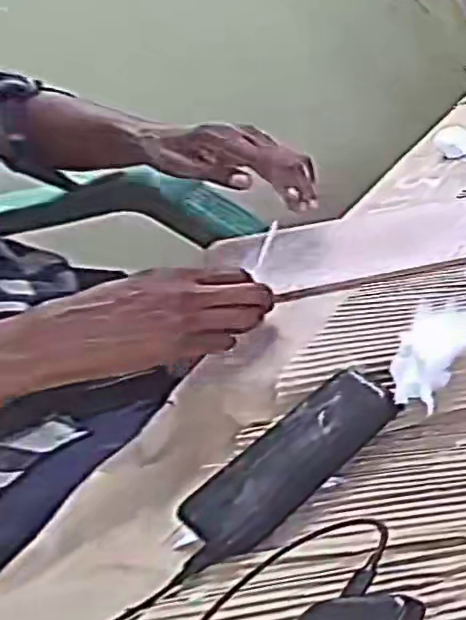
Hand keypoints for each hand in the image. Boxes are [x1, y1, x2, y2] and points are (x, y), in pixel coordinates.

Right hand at [0, 269, 274, 399]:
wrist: (48, 341)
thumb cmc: (80, 316)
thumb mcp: (134, 286)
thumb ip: (175, 286)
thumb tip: (204, 290)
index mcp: (173, 278)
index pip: (236, 274)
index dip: (248, 284)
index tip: (250, 291)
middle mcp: (187, 296)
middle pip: (254, 294)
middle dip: (262, 301)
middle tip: (259, 307)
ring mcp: (188, 321)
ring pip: (248, 318)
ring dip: (248, 323)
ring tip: (238, 325)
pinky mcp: (182, 345)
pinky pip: (224, 342)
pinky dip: (223, 343)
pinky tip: (212, 343)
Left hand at [141, 123, 317, 211]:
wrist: (155, 140)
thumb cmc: (167, 152)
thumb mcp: (181, 166)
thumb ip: (215, 174)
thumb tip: (246, 182)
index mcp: (228, 139)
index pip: (272, 160)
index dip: (288, 182)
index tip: (297, 200)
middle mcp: (246, 135)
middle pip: (288, 159)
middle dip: (303, 184)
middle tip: (308, 204)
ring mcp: (255, 138)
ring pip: (293, 158)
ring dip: (304, 181)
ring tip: (308, 200)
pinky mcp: (260, 143)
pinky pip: (288, 156)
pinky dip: (299, 173)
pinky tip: (301, 186)